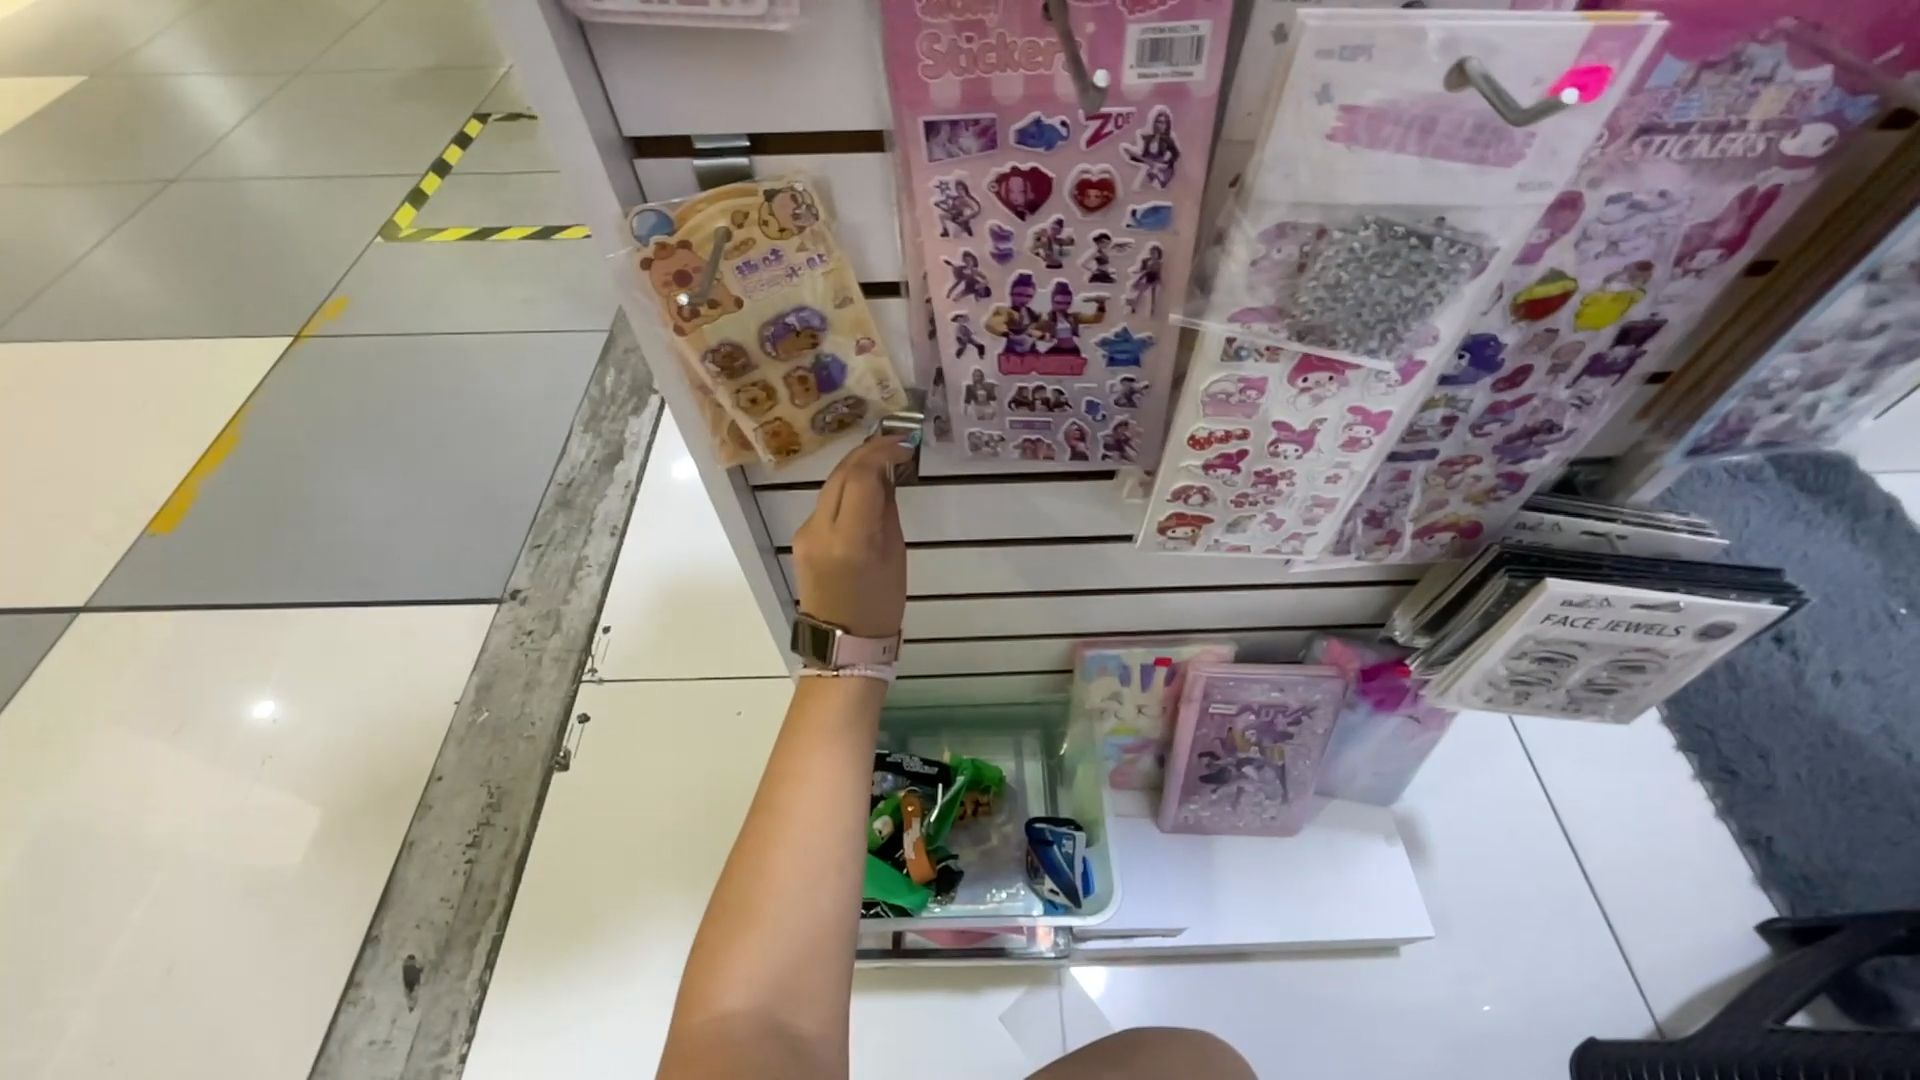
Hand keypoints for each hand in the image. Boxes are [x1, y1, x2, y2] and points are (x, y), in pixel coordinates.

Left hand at [791, 434, 913, 638]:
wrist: (843, 643)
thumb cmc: (881, 604)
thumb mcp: (895, 555)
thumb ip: (886, 511)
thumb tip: (886, 476)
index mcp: (851, 539)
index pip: (861, 477)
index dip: (882, 453)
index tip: (904, 446)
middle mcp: (821, 531)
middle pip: (841, 475)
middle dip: (867, 453)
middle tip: (894, 443)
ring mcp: (805, 534)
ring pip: (830, 487)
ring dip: (855, 468)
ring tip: (883, 459)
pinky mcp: (800, 539)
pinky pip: (825, 505)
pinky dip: (845, 490)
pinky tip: (864, 488)